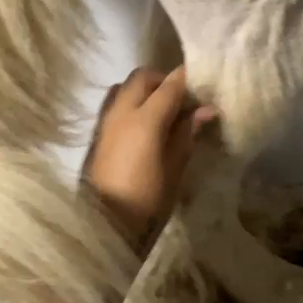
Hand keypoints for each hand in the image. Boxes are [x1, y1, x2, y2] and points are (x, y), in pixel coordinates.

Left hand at [80, 67, 216, 257]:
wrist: (104, 226)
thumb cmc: (146, 202)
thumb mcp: (175, 169)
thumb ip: (187, 133)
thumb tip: (206, 109)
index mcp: (145, 119)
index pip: (171, 84)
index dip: (189, 79)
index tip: (204, 85)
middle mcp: (122, 111)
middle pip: (144, 77)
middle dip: (164, 80)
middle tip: (183, 100)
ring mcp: (105, 119)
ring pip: (126, 85)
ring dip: (145, 89)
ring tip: (162, 111)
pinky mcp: (96, 131)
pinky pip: (114, 101)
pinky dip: (129, 100)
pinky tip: (141, 123)